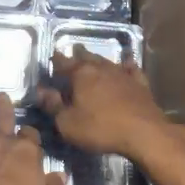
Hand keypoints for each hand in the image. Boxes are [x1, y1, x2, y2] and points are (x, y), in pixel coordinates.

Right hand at [35, 47, 171, 158]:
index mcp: (80, 74)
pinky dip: (126, 65)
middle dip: (77, 55)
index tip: (51, 59)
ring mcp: (122, 73)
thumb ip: (52, 105)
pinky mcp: (139, 83)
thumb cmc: (100, 128)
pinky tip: (127, 62)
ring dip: (97, 59)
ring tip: (92, 57)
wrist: (144, 133)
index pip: (62, 62)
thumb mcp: (67, 123)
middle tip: (72, 52)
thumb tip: (41, 91)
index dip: (55, 61)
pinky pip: (131, 69)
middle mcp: (100, 67)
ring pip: (106, 60)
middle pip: (86, 56)